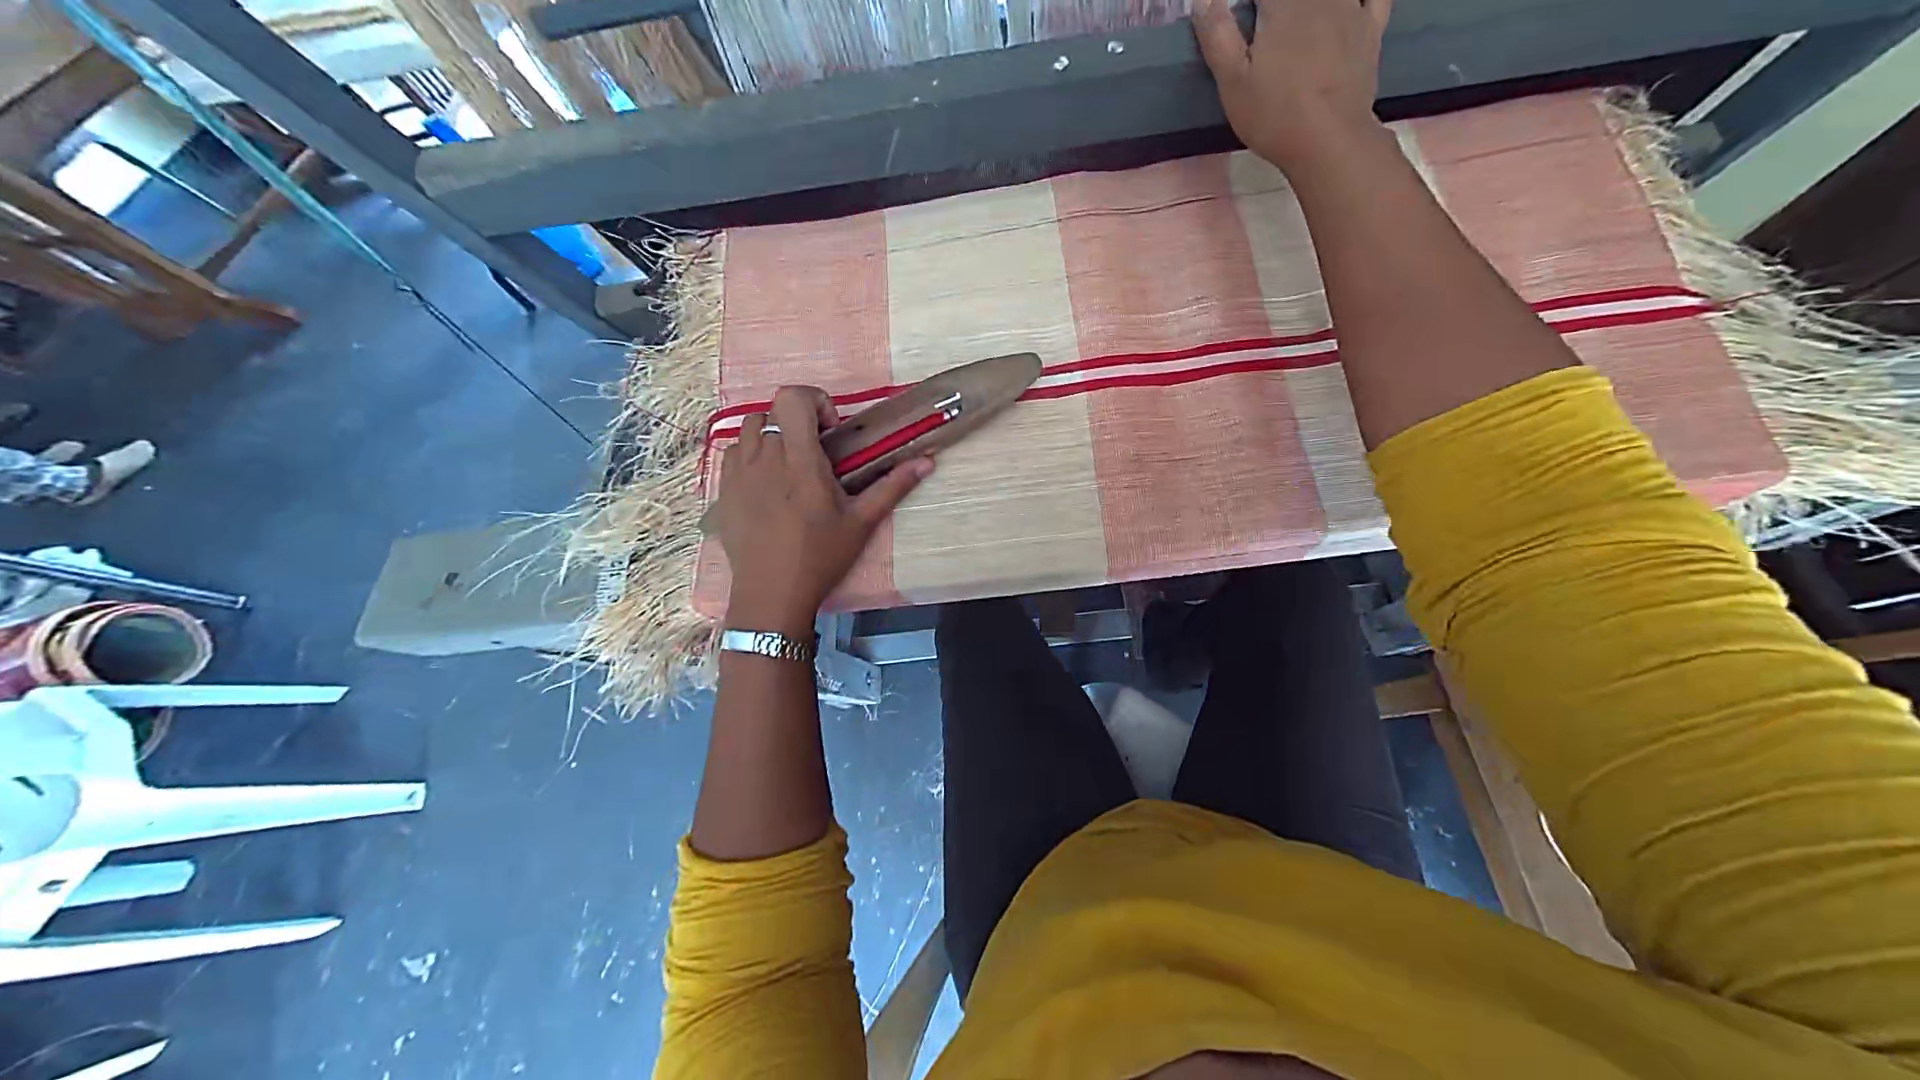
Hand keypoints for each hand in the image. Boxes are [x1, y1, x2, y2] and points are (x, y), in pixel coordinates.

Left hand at [713, 386, 933, 636]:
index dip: (814, 400)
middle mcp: (764, 458)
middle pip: (773, 411)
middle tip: (814, 453)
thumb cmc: (820, 557)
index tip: (829, 431)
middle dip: (797, 422)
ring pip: (750, 428)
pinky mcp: (723, 490)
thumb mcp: (861, 522)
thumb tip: (927, 461)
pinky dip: (751, 455)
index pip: (792, 398)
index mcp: (799, 460)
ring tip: (789, 465)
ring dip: (772, 435)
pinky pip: (733, 453)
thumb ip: (892, 486)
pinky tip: (766, 483)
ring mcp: (738, 473)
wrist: (772, 594)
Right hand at [1193, 0, 1392, 175]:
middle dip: (1275, 3)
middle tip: (1265, 18)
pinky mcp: (1371, 30)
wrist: (1328, 140)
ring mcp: (1351, 9)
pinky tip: (1352, 2)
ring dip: (1308, 3)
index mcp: (1282, 5)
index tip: (1241, 9)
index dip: (1248, 0)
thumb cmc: (1273, 115)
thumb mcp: (1232, 82)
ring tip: (1294, 15)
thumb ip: (1217, 35)